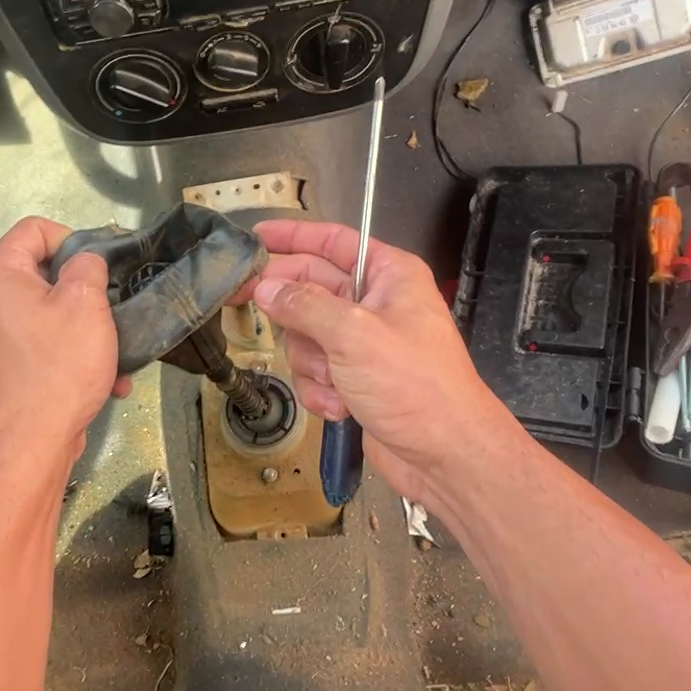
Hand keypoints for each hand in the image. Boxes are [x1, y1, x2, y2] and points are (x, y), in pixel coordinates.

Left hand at [0, 217, 130, 462]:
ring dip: (93, 329)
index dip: (74, 239)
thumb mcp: (85, 303)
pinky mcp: (13, 363)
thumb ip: (88, 266)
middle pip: (48, 270)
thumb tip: (85, 262)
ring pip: (56, 311)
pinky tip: (111, 380)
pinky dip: (80, 354)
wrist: (32, 443)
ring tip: (120, 352)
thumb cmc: (58, 366)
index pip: (36, 229)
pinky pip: (52, 342)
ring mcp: (0, 333)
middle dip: (89, 291)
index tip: (102, 268)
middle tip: (116, 308)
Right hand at [242, 219, 525, 513]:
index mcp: (389, 276)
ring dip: (311, 362)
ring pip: (306, 335)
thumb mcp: (354, 335)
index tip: (258, 235)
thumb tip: (266, 289)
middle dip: (290, 309)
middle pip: (311, 289)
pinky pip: (315, 371)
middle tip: (245, 299)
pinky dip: (320, 390)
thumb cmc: (416, 386)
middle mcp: (375, 303)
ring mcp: (363, 343)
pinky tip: (341, 405)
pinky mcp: (354, 378)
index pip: (333, 241)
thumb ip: (304, 306)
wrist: (445, 454)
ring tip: (334, 379)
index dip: (294, 236)